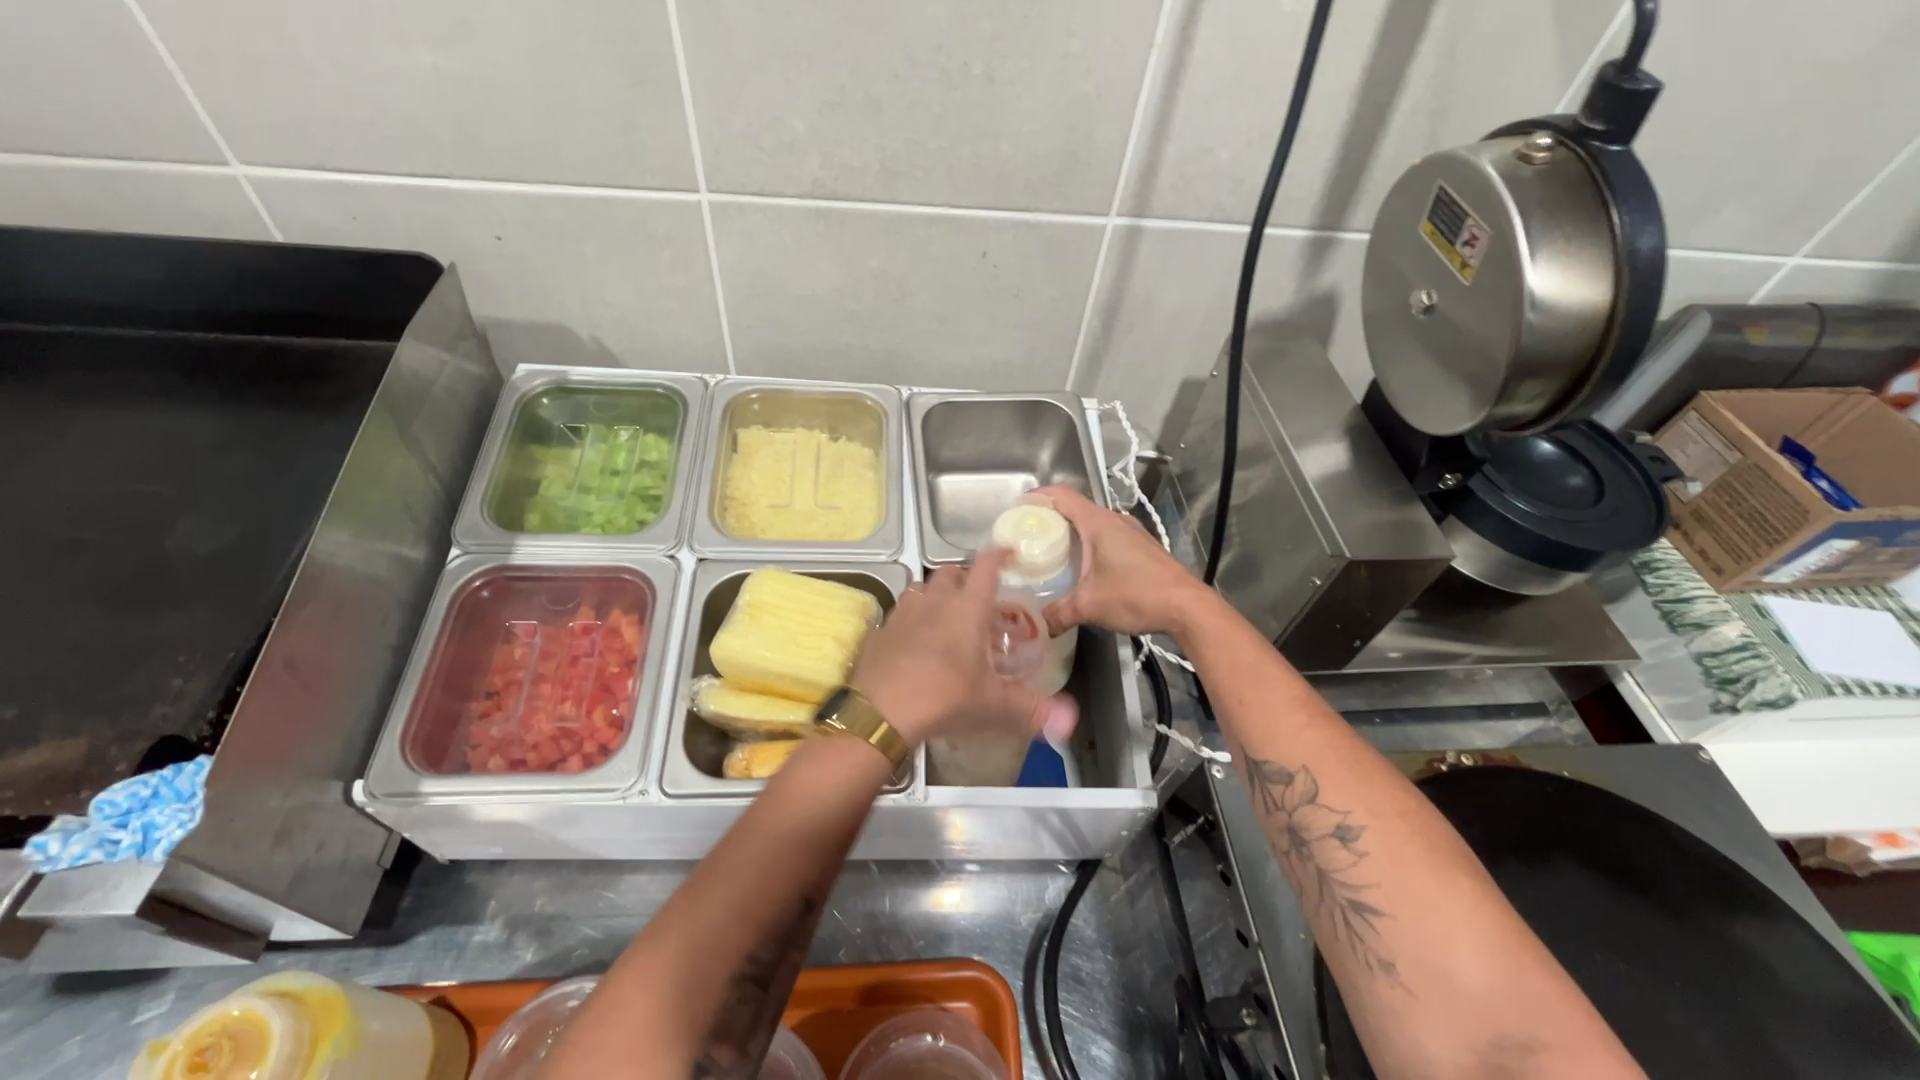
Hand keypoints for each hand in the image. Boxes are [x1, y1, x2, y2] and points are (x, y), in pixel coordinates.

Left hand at [851, 550, 1076, 744]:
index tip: (1009, 553)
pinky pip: (900, 613)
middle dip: (966, 578)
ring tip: (947, 618)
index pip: (986, 566)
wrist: (880, 712)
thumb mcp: (994, 705)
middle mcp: (934, 601)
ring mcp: (903, 613)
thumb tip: (1069, 722)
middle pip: (950, 572)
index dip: (999, 555)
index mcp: (967, 608)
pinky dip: (912, 620)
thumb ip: (1033, 709)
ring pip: (921, 589)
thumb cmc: (945, 697)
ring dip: (936, 595)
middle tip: (979, 598)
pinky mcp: (880, 630)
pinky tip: (916, 642)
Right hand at [1032, 486, 1216, 638]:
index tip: (1019, 507)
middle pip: (1077, 508)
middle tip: (1029, 536)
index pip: (1062, 496)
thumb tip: (1038, 626)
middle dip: (1051, 518)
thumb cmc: (1136, 595)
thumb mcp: (1089, 606)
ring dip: (1073, 533)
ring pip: (1094, 525)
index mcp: (1098, 523)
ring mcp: (1132, 533)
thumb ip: (1058, 614)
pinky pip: (1108, 538)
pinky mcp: (1142, 549)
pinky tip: (1084, 568)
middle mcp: (1116, 521)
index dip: (1038, 496)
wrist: (1187, 607)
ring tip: (1052, 553)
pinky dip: (1091, 546)